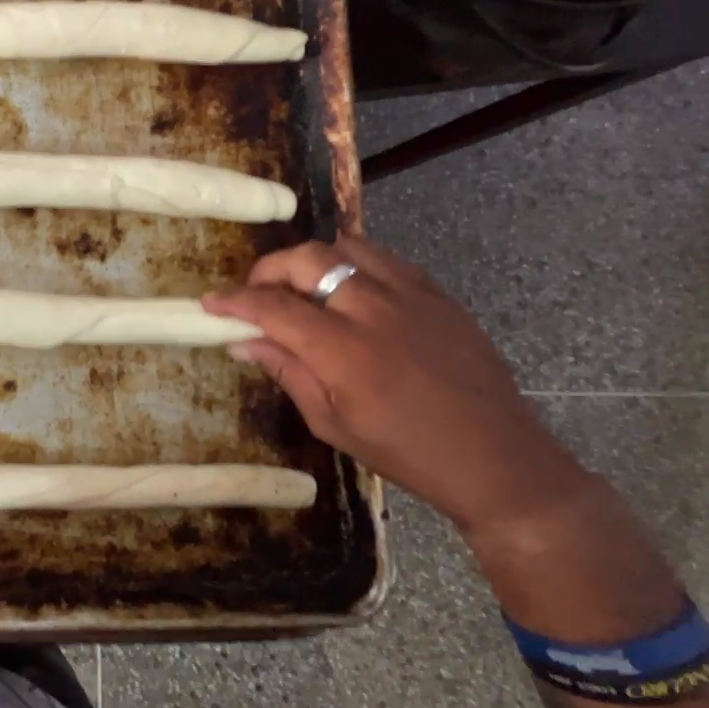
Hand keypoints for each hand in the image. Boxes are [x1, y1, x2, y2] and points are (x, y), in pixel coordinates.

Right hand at [203, 235, 586, 531]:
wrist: (498, 460)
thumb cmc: (405, 451)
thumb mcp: (331, 422)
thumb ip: (287, 372)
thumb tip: (242, 342)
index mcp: (344, 350)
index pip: (272, 307)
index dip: (234, 301)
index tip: (210, 303)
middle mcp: (376, 310)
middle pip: (307, 260)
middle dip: (269, 270)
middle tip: (256, 293)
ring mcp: (414, 297)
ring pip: (348, 247)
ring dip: (313, 261)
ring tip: (303, 287)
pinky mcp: (440, 296)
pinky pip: (387, 259)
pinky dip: (355, 264)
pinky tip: (349, 291)